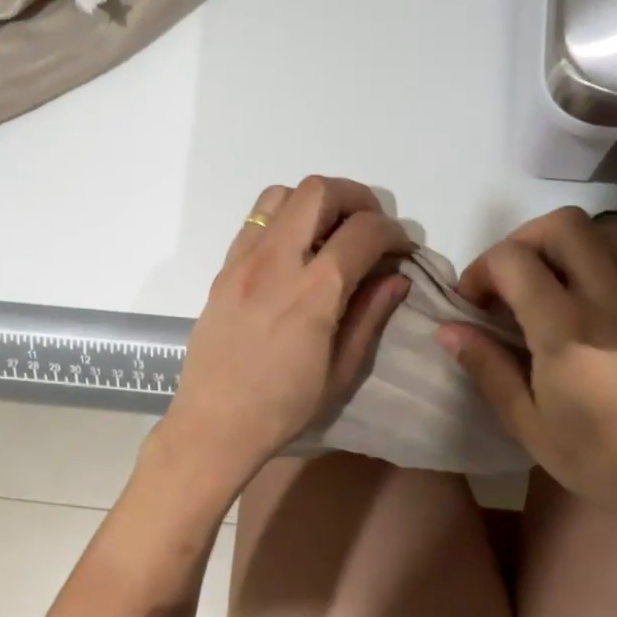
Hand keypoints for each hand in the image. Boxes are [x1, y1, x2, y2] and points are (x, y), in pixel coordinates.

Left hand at [163, 177, 412, 481]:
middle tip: (370, 226)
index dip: (393, 232)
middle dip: (356, 198)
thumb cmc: (283, 409)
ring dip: (314, 202)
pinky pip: (254, 222)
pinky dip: (282, 219)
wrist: (215, 424)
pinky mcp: (223, 270)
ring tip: (330, 233)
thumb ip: (369, 316)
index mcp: (313, 293)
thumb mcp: (340, 372)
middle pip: (319, 191)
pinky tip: (294, 252)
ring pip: (281, 195)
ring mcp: (243, 262)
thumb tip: (396, 277)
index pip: (363, 232)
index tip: (401, 248)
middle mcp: (276, 263)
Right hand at [436, 208, 616, 529]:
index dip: (481, 270)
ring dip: (572, 241)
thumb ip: (487, 367)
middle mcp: (607, 297)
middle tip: (510, 279)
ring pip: (609, 228)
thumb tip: (447, 330)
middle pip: (564, 225)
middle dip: (524, 241)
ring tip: (554, 276)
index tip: (471, 302)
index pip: (513, 260)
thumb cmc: (590, 456)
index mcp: (564, 328)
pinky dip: (611, 256)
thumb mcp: (525, 421)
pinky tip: (595, 291)